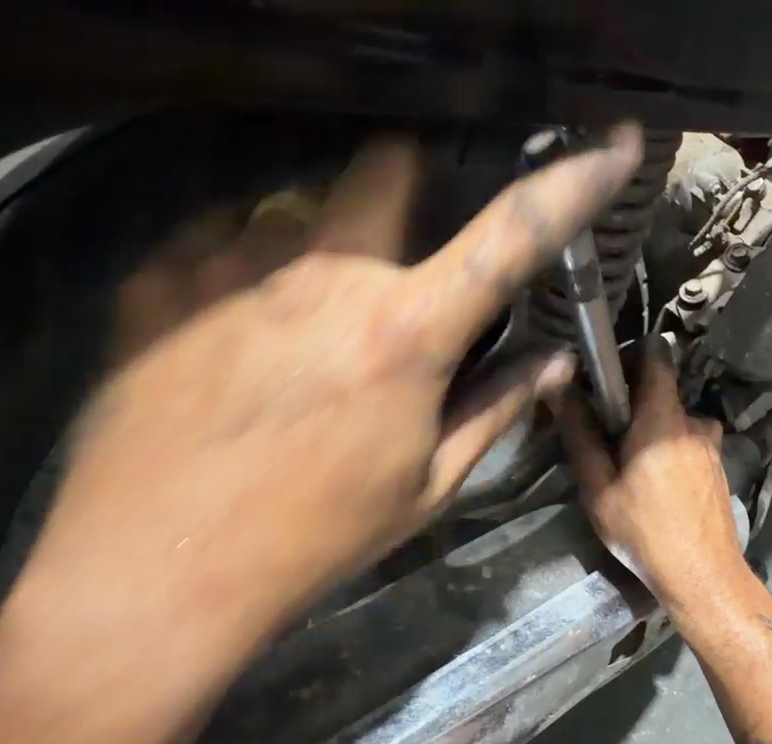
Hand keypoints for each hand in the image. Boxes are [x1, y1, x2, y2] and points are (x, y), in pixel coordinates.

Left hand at [5, 125, 646, 712]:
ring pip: (300, 211)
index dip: (571, 185)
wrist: (161, 566)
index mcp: (405, 332)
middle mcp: (324, 273)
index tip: (611, 150)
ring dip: (318, 251)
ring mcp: (233, 264)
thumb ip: (495, 411)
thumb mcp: (424, 488)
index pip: (510, 236)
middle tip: (395, 267)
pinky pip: (221, 238)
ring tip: (297, 332)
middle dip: (406, 194)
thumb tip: (554, 361)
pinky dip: (244, 273)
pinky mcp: (160, 278)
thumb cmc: (313, 538)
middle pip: (387, 167)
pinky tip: (231, 340)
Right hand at [550, 338, 749, 614]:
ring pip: (676, 422)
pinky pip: (690, 444)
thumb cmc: (644, 532)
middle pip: (662, 394)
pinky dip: (673, 453)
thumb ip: (580, 435)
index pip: (656, 357)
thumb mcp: (598, 489)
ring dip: (655, 434)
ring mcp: (713, 445)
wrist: (702, 575)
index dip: (631, 355)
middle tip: (609, 436)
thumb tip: (558, 388)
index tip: (607, 373)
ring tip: (633, 469)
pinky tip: (659, 487)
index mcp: (662, 419)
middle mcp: (694, 422)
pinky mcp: (720, 467)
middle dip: (636, 406)